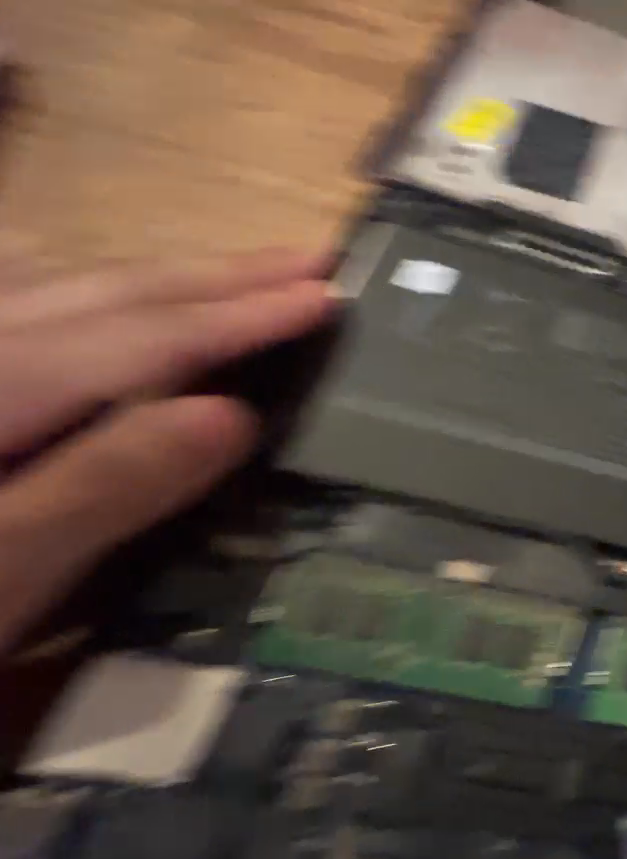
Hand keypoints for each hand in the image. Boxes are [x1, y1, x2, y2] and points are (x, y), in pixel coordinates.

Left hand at [0, 250, 333, 653]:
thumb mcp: (5, 564)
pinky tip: (100, 300)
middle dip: (214, 276)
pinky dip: (82, 298)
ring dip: (160, 280)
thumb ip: (110, 483)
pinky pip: (14, 315)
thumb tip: (231, 415)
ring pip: (50, 292)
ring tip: (237, 274)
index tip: (328, 296)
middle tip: (310, 260)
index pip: (142, 339)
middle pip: (100, 297)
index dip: (241, 317)